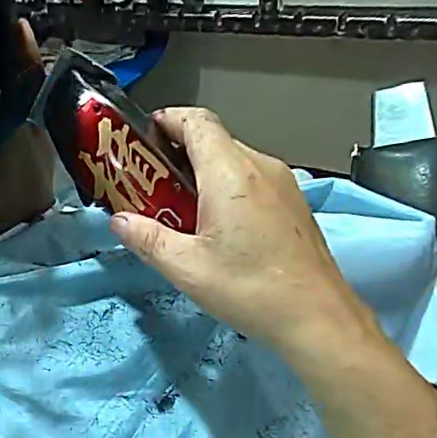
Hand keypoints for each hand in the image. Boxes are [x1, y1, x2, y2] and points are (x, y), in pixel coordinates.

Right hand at [107, 108, 379, 362]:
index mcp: (230, 171)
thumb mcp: (187, 268)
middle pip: (215, 142)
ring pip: (237, 164)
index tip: (144, 139)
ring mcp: (285, 185)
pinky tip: (223, 230)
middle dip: (180, 157)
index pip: (195, 120)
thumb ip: (147, 239)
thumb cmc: (252, 290)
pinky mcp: (296, 206)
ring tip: (185, 213)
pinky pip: (257, 184)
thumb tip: (119, 222)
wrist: (317, 316)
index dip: (167, 121)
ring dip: (207, 177)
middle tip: (155, 187)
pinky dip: (232, 192)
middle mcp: (261, 166)